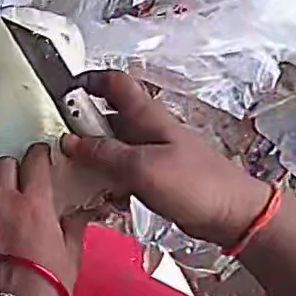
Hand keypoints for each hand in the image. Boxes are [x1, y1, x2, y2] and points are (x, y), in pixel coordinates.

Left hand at [0, 143, 82, 295]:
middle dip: (13, 169)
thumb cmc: (47, 284)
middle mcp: (2, 201)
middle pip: (3, 165)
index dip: (39, 155)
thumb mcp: (71, 253)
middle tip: (22, 183)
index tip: (42, 158)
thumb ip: (73, 226)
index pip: (34, 159)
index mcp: (34, 201)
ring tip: (3, 207)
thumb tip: (79, 213)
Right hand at [60, 71, 268, 245]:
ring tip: (84, 178)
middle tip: (66, 149)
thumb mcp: (140, 167)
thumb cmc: (192, 184)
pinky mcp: (154, 175)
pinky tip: (107, 198)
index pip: (115, 83)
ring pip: (113, 148)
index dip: (89, 81)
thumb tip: (70, 142)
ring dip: (96, 160)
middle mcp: (147, 129)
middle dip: (84, 129)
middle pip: (108, 118)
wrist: (231, 214)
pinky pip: (123, 171)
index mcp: (147, 116)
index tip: (65, 94)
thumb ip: (103, 153)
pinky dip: (111, 180)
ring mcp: (152, 152)